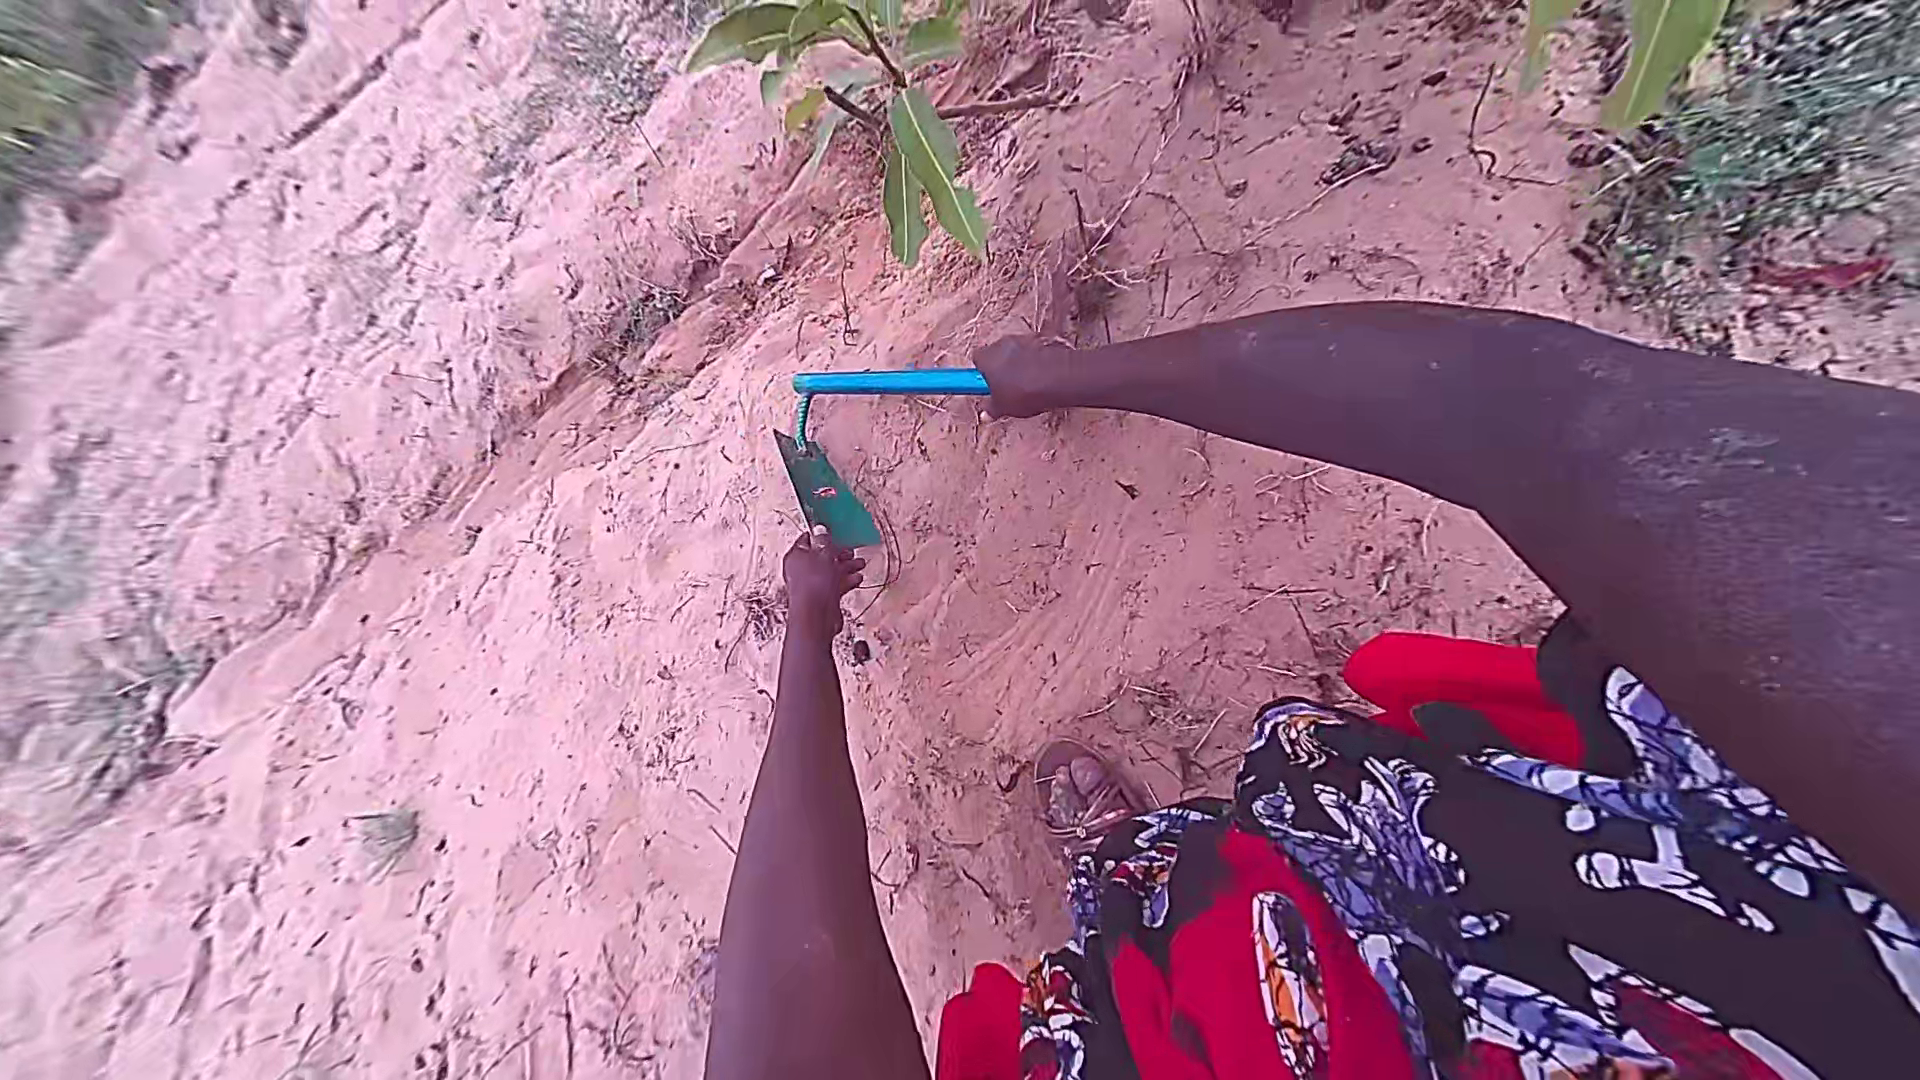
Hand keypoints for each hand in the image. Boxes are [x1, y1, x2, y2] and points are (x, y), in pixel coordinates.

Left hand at [782, 526, 864, 634]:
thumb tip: (821, 529)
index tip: (833, 533)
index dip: (821, 535)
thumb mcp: (823, 553)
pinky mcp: (822, 597)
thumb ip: (824, 540)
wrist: (817, 615)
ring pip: (830, 571)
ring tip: (860, 564)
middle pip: (821, 557)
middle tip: (850, 551)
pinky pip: (835, 585)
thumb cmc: (814, 582)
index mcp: (796, 556)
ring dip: (846, 567)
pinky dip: (846, 581)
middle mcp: (801, 570)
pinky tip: (857, 578)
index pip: (807, 540)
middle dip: (838, 553)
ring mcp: (811, 585)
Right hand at [973, 334, 1074, 418]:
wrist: (1058, 380)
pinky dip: (1035, 361)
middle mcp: (1002, 343)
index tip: (988, 385)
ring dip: (1019, 363)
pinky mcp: (1043, 340)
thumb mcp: (1003, 407)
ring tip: (1027, 385)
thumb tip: (985, 414)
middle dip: (1000, 367)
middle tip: (1006, 387)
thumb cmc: (1025, 393)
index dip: (982, 373)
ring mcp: (1024, 339)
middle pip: (996, 353)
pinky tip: (1041, 379)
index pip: (977, 359)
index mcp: (987, 358)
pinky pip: (1034, 351)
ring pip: (1016, 351)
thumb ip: (991, 408)